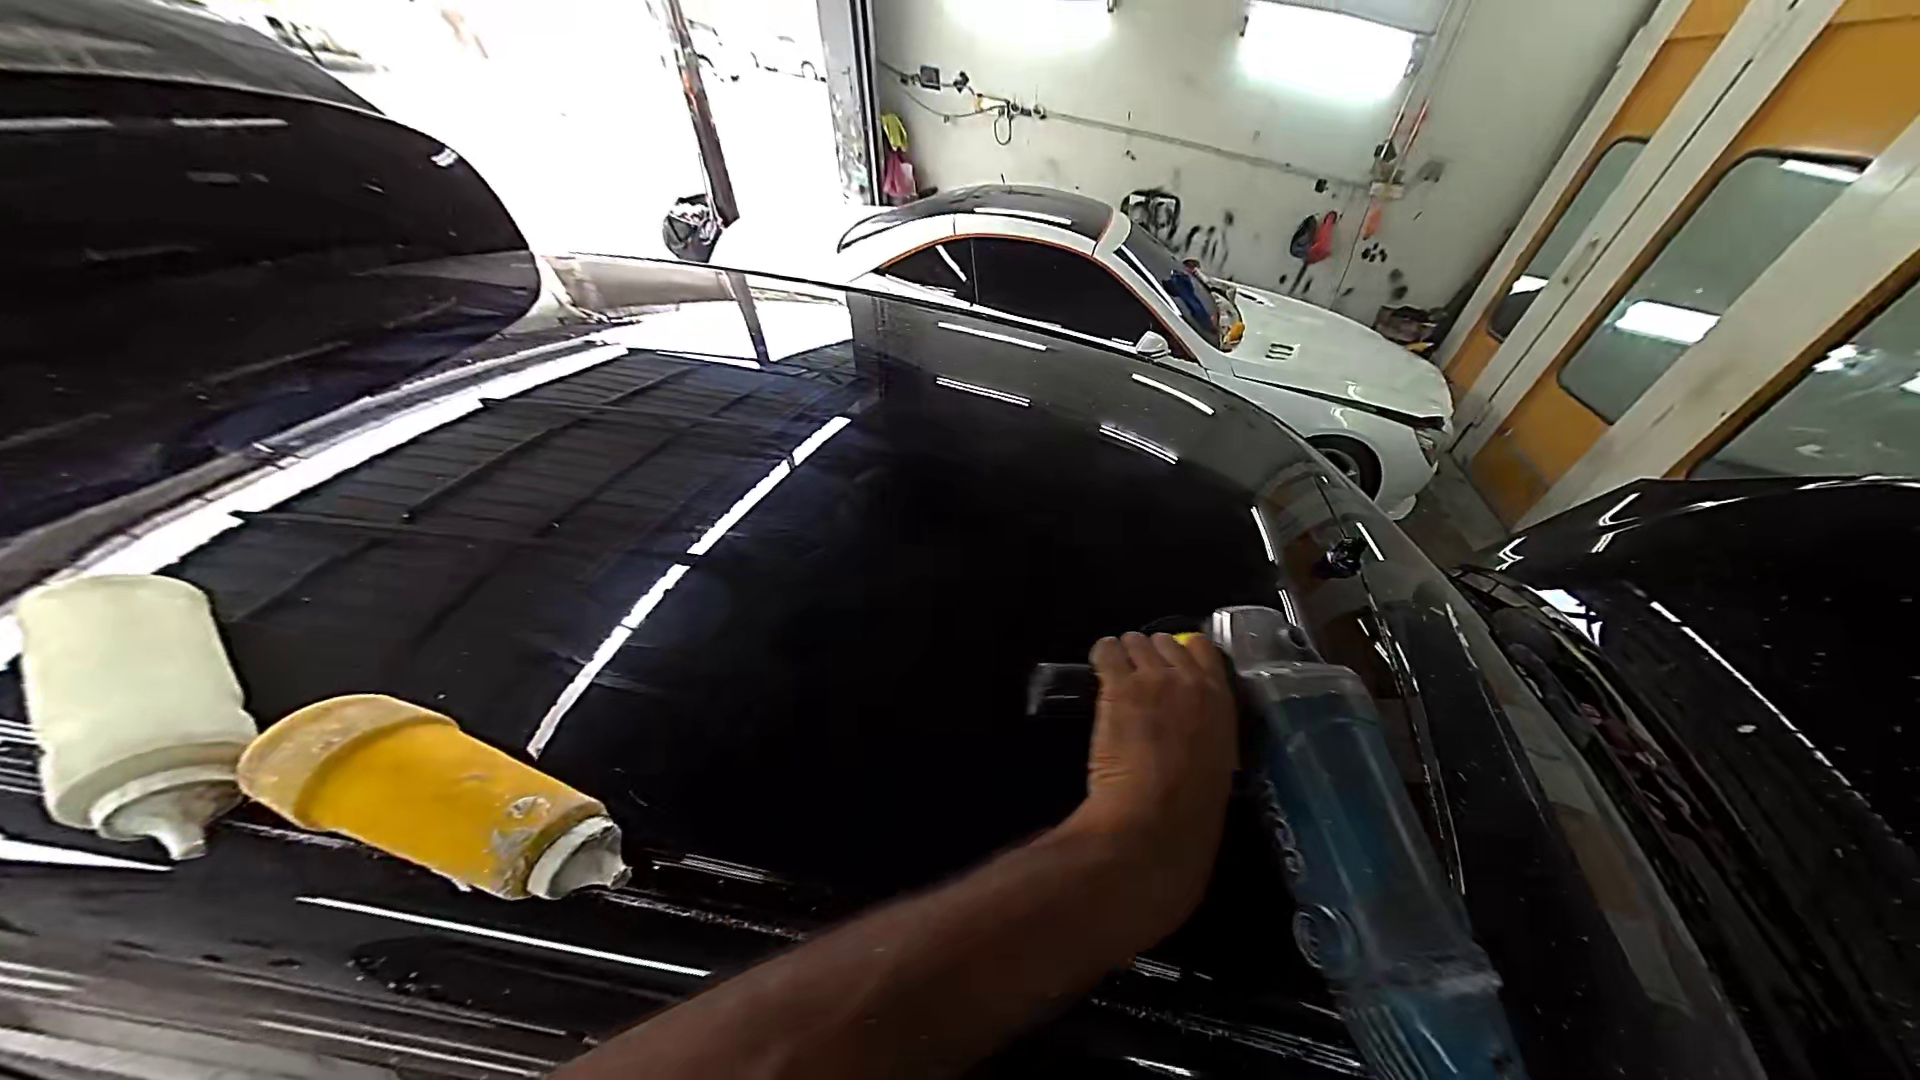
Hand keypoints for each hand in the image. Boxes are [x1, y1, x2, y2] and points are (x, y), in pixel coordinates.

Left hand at [1063, 632, 1237, 934]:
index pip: (1204, 648)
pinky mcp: (1119, 684)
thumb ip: (1205, 729)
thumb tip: (1188, 724)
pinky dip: (1102, 654)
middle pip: (1164, 643)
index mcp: (1221, 699)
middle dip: (1149, 654)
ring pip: (1135, 642)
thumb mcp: (1215, 760)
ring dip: (1124, 655)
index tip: (1167, 666)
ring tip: (1115, 673)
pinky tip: (1099, 665)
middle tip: (1136, 676)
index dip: (1180, 653)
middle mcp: (1189, 680)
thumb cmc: (1189, 806)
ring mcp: (1153, 678)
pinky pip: (1107, 651)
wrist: (1155, 816)